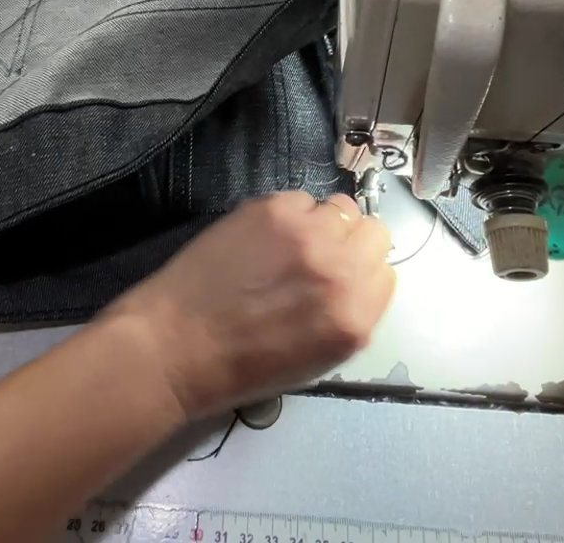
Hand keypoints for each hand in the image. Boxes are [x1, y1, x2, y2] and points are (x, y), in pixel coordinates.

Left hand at [102, 192, 395, 419]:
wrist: (177, 344)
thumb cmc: (242, 365)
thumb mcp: (316, 359)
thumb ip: (348, 314)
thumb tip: (357, 277)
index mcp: (354, 319)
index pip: (386, 272)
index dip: (362, 273)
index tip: (342, 276)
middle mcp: (339, 271)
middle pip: (373, 232)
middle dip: (352, 242)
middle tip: (320, 255)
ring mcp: (305, 234)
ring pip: (340, 208)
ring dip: (322, 223)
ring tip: (289, 243)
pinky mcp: (271, 209)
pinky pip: (300, 198)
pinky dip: (288, 214)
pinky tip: (261, 237)